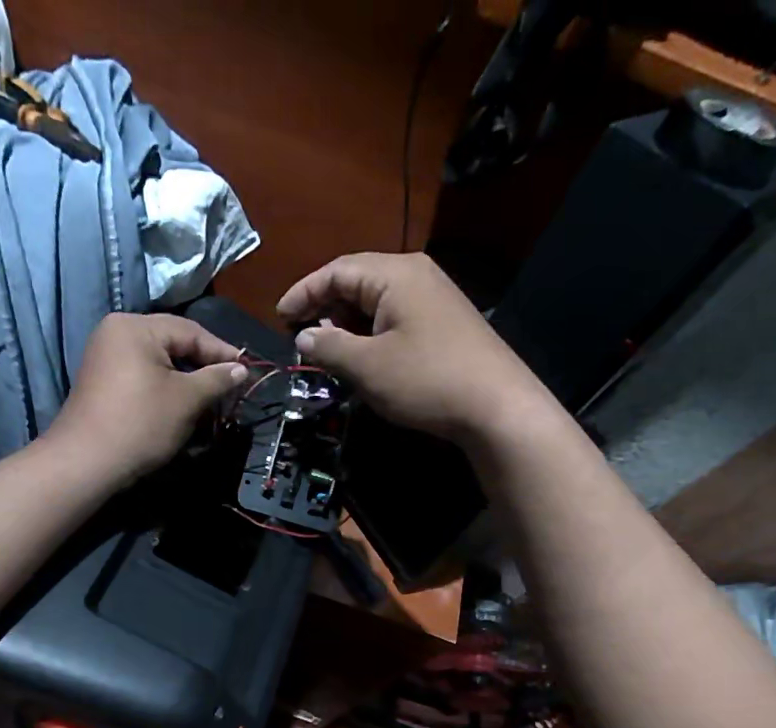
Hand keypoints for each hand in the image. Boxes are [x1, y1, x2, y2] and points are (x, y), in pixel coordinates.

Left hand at [46, 313, 247, 481]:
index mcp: (135, 326)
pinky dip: (164, 388)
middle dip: (203, 367)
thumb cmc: (141, 423)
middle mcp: (116, 332)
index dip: (222, 352)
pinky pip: (142, 375)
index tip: (247, 372)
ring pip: (158, 362)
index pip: (191, 331)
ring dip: (185, 380)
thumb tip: (240, 369)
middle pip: (172, 344)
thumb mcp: (187, 399)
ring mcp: (105, 357)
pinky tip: (181, 406)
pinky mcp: (101, 382)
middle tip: (230, 387)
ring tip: (210, 400)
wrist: (86, 462)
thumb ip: (217, 378)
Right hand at [277, 252, 553, 444]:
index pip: (336, 271)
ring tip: (326, 350)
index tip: (278, 317)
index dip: (303, 292)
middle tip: (300, 335)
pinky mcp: (443, 322)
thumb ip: (328, 346)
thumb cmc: (425, 380)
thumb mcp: (366, 366)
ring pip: (375, 301)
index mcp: (395, 274)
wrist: (497, 408)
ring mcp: (433, 297)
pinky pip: (394, 316)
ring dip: (346, 322)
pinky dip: (369, 332)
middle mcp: (415, 275)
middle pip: (356, 281)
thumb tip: (303, 336)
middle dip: (324, 307)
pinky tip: (361, 356)